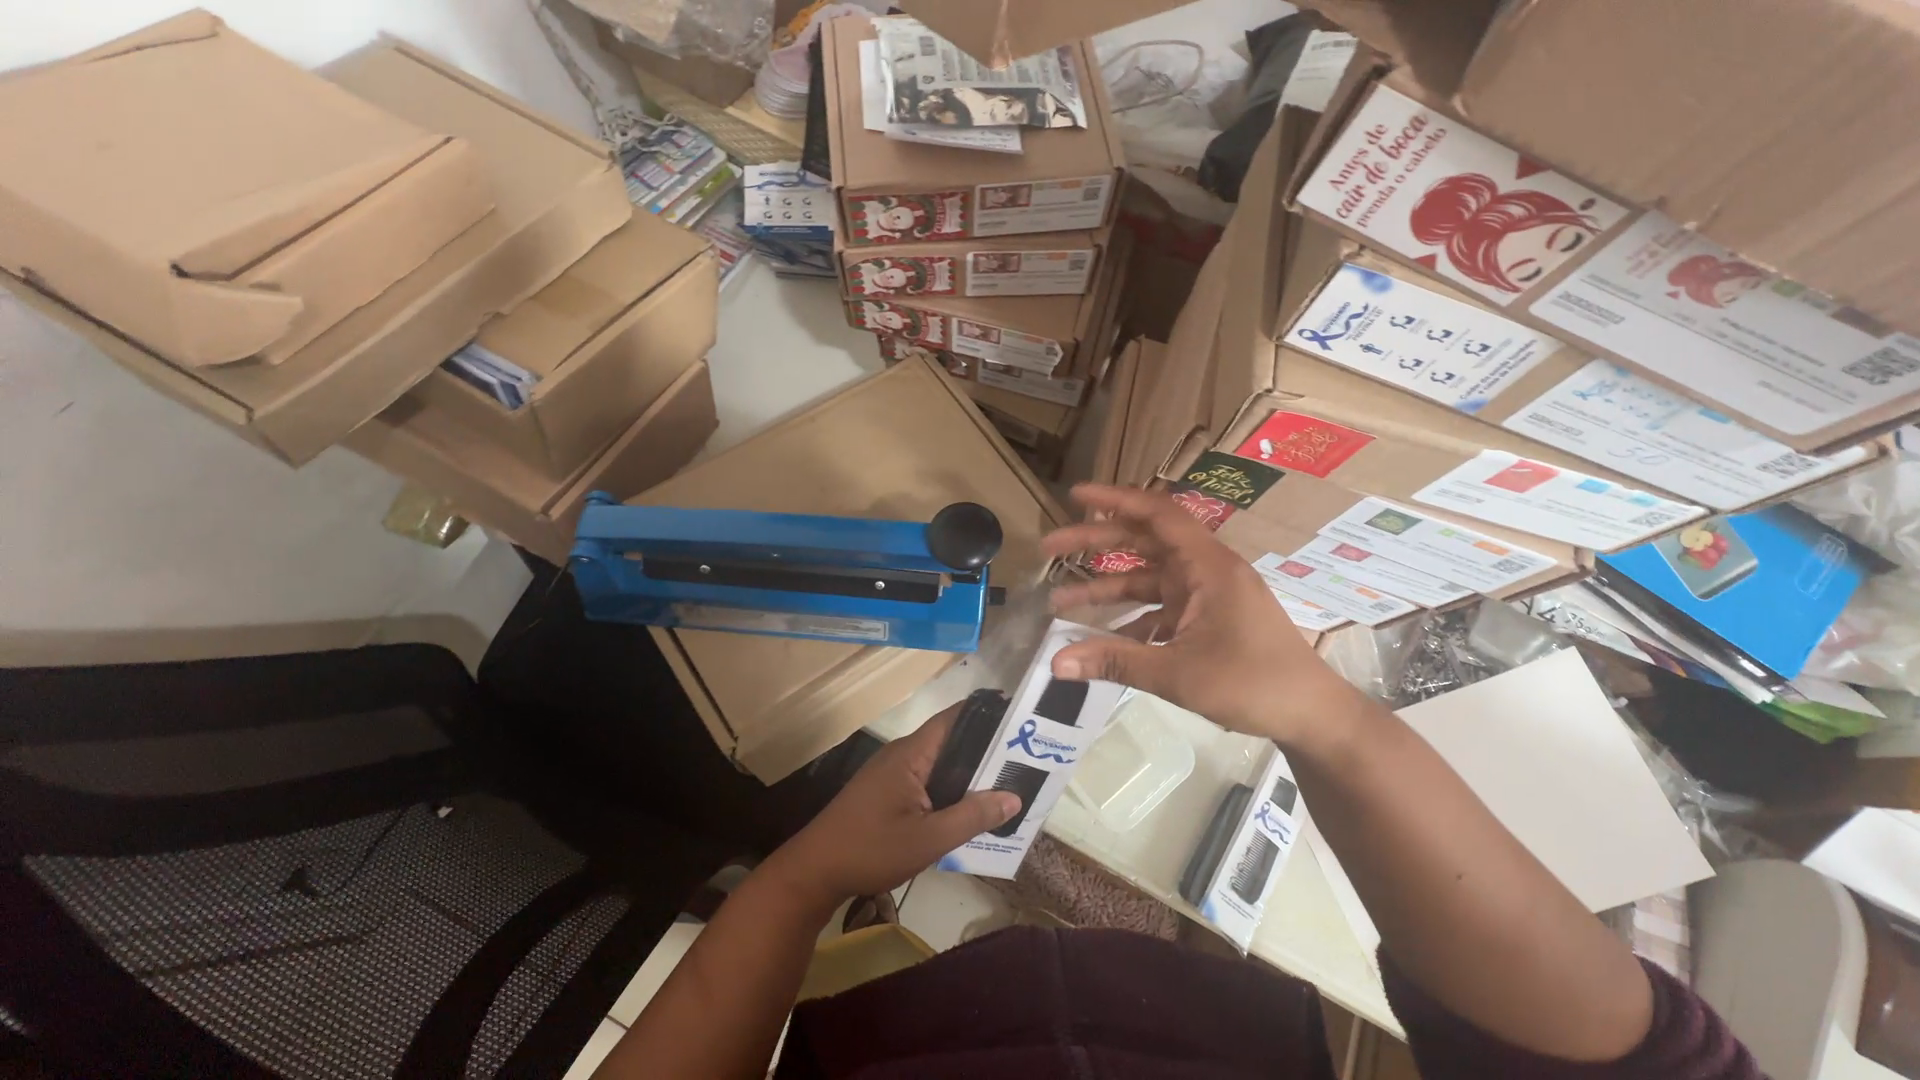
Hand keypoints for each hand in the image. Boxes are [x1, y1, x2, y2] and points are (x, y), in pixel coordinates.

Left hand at [761, 703, 1019, 912]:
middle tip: (1026, 761)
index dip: (986, 716)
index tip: (1020, 720)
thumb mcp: (929, 839)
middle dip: (986, 751)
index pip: (954, 719)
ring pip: (939, 766)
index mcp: (911, 755)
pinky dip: (950, 791)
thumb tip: (1013, 796)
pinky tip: (970, 810)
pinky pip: (926, 783)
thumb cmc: (871, 850)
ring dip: (968, 776)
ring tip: (1008, 785)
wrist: (814, 873)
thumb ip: (972, 816)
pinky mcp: (885, 794)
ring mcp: (891, 775)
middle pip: (951, 742)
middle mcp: (901, 756)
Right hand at [1041, 484, 1360, 748]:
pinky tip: (1101, 640)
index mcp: (1208, 566)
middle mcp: (1206, 572)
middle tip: (1049, 548)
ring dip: (1107, 589)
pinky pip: (1160, 610)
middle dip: (1096, 543)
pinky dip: (1131, 619)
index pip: (1157, 514)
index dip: (1114, 500)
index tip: (1074, 496)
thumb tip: (1056, 661)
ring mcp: (1208, 597)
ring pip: (1147, 580)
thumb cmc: (1252, 683)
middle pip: (1144, 544)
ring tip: (1060, 603)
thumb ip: (1115, 662)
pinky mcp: (1209, 621)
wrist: (1310, 714)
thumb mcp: (1177, 673)